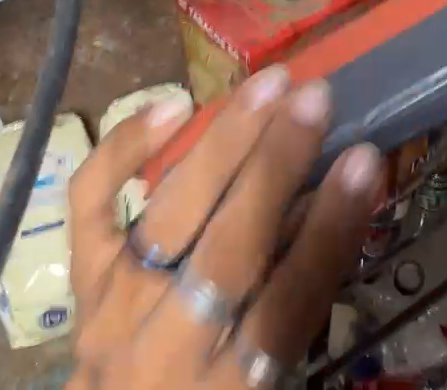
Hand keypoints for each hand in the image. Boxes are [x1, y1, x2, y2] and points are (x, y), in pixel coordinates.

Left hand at [65, 69, 382, 388]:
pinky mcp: (81, 277)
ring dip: (224, 142)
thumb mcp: (267, 381)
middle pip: (227, 250)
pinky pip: (91, 203)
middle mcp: (165, 349)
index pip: (288, 304)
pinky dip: (125, 147)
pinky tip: (173, 106)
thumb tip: (322, 203)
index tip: (365, 160)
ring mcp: (114, 306)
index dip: (330, 229)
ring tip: (268, 86)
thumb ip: (292, 302)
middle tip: (315, 99)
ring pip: (171, 214)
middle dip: (275, 166)